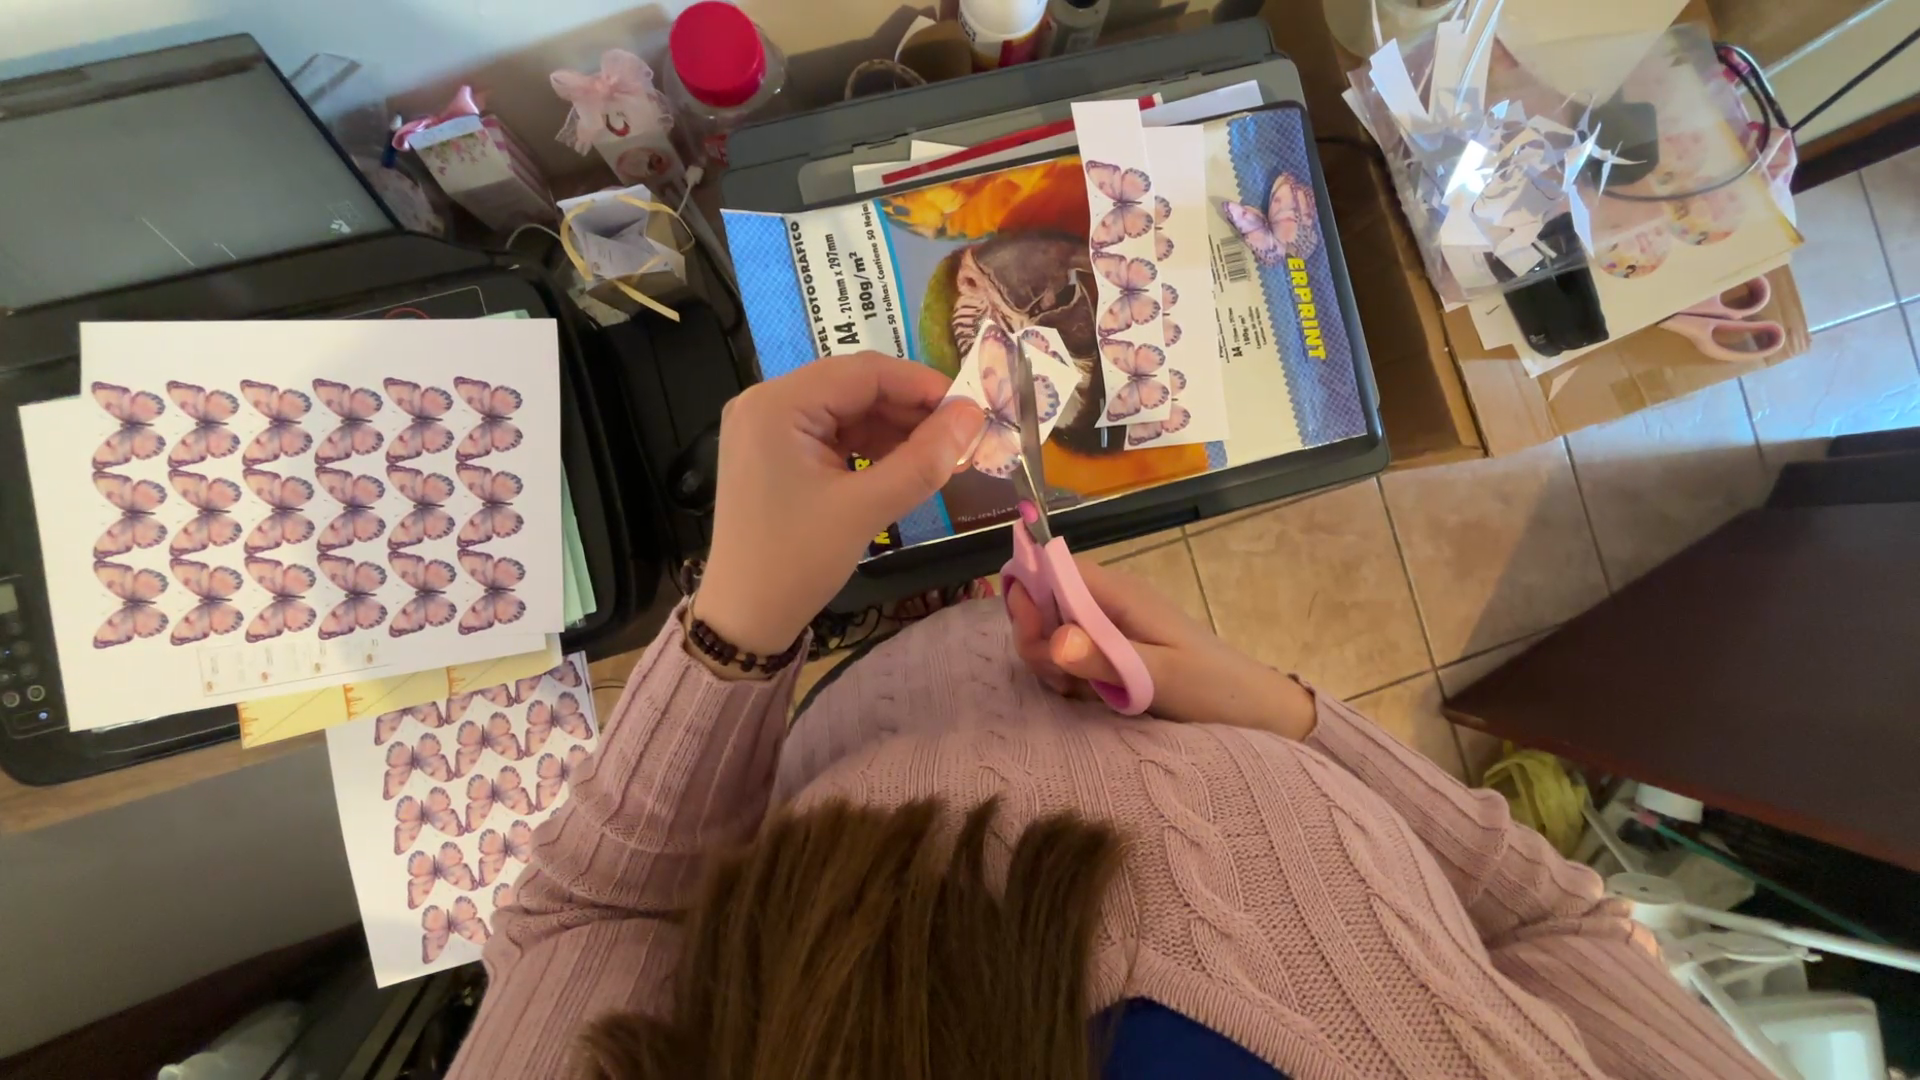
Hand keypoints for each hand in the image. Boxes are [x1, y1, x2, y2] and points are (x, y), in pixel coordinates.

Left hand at [694, 353, 986, 657]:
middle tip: (962, 437)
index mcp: (778, 404)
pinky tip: (905, 464)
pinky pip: (834, 435)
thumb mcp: (866, 509)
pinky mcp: (777, 453)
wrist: (744, 617)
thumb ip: (923, 460)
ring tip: (941, 455)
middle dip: (911, 410)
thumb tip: (973, 416)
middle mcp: (767, 402)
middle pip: (856, 388)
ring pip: (849, 411)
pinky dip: (872, 447)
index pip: (864, 372)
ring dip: (896, 429)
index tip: (971, 408)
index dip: (923, 385)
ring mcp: (769, 428)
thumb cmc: (796, 561)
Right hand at [1008, 558, 1316, 739]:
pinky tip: (1081, 692)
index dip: (1029, 593)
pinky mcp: (1112, 645)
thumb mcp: (1157, 675)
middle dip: (1036, 637)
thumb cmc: (1209, 686)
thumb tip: (1053, 640)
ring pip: (1052, 627)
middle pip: (1046, 600)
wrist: (1251, 706)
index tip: (1031, 638)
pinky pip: (1070, 648)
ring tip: (1073, 689)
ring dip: (1049, 658)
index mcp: (1118, 592)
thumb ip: (1103, 658)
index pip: (1054, 568)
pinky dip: (1065, 669)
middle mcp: (1108, 599)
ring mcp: (1109, 622)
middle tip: (1058, 677)